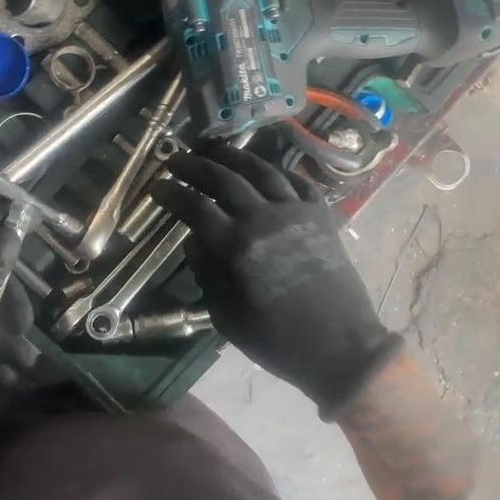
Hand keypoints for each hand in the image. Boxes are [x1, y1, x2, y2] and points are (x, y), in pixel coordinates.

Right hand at [149, 144, 400, 419]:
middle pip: (225, 180)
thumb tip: (196, 244)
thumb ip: (207, 275)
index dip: (172, 194)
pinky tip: (267, 169)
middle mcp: (266, 219)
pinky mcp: (323, 218)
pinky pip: (299, 183)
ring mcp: (298, 214)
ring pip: (262, 171)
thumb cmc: (278, 341)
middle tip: (177, 160)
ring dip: (235, 157)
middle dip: (196, 166)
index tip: (156, 186)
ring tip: (215, 151)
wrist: (343, 349)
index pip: (196, 209)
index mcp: (239, 247)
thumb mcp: (227, 317)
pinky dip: (279, 171)